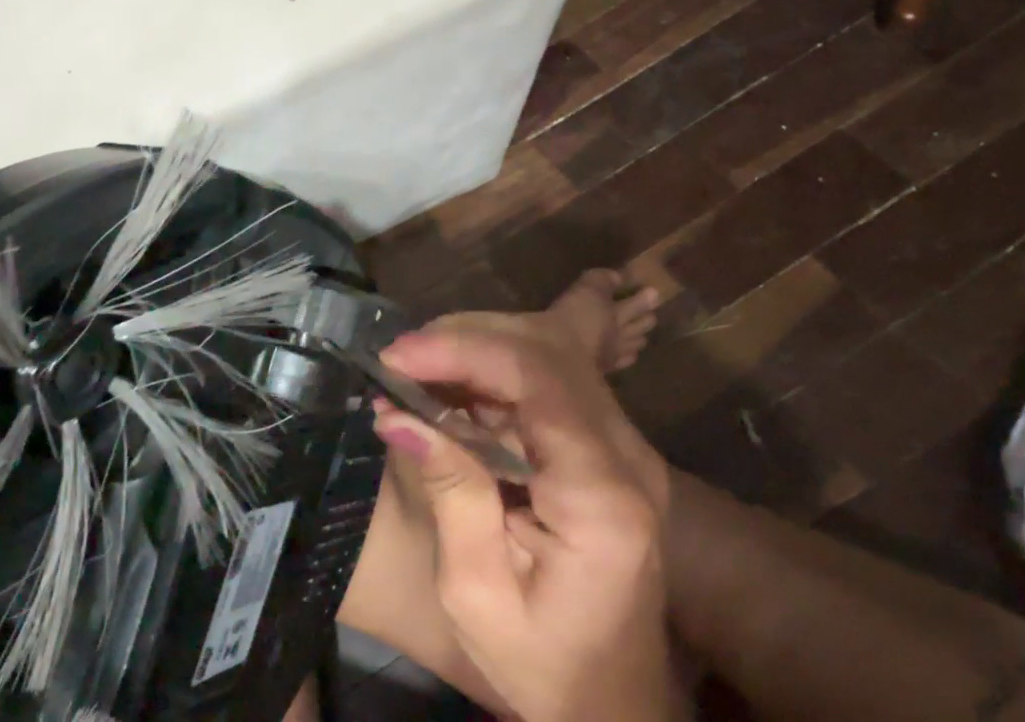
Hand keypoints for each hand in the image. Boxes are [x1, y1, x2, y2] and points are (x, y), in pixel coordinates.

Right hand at [374, 314, 670, 721]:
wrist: (611, 698)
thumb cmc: (538, 659)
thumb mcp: (475, 592)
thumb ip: (449, 494)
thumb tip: (397, 413)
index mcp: (602, 499)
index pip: (541, 378)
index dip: (464, 349)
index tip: (396, 356)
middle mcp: (629, 459)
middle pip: (551, 351)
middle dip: (465, 338)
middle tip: (398, 360)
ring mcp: (627, 451)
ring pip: (552, 355)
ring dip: (476, 350)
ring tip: (414, 374)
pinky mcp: (611, 451)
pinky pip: (551, 384)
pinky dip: (492, 374)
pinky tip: (449, 392)